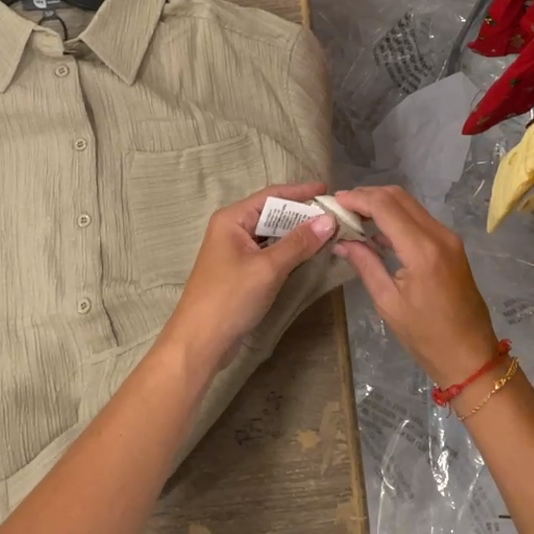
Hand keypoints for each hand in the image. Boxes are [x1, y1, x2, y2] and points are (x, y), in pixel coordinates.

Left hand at [159, 181, 336, 374]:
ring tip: (327, 232)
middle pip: (272, 213)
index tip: (328, 190)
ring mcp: (235, 251)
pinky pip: (269, 252)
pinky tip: (308, 254)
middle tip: (334, 215)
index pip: (271, 196)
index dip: (300, 192)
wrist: (199, 343)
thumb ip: (299, 243)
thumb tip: (329, 219)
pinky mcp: (241, 272)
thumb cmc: (230, 298)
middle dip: (302, 214)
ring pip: (272, 234)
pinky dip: (288, 251)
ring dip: (297, 233)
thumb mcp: (267, 268)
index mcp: (232, 219)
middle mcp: (232, 229)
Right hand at [331, 186, 501, 386]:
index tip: (335, 201)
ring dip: (383, 204)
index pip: (385, 206)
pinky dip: (397, 216)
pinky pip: (420, 218)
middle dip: (368, 195)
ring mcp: (448, 237)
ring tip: (355, 216)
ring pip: (410, 204)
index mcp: (422, 250)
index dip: (358, 198)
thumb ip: (365, 264)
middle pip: (398, 197)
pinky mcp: (451, 244)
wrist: (471, 356)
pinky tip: (378, 230)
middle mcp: (438, 234)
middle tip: (343, 206)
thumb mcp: (388, 303)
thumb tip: (341, 241)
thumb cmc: (426, 337)